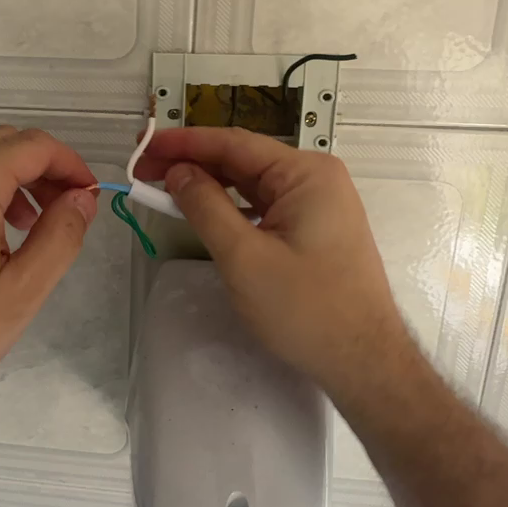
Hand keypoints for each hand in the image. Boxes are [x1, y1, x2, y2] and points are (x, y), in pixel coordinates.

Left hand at [0, 126, 98, 453]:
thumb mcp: (19, 294)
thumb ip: (60, 237)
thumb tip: (83, 197)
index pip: (33, 146)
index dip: (71, 163)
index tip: (89, 195)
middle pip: (2, 144)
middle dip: (42, 169)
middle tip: (64, 210)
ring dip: (9, 180)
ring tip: (26, 228)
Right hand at [134, 127, 410, 397]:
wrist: (365, 364)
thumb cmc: (307, 310)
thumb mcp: (244, 257)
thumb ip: (206, 206)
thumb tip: (178, 172)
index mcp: (306, 173)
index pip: (233, 143)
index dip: (183, 143)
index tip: (143, 147)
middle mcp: (315, 178)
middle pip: (242, 159)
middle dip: (191, 163)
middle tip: (144, 173)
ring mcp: (318, 204)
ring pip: (250, 183)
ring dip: (208, 184)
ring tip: (163, 189)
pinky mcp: (314, 228)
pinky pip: (263, 204)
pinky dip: (229, 205)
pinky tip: (202, 211)